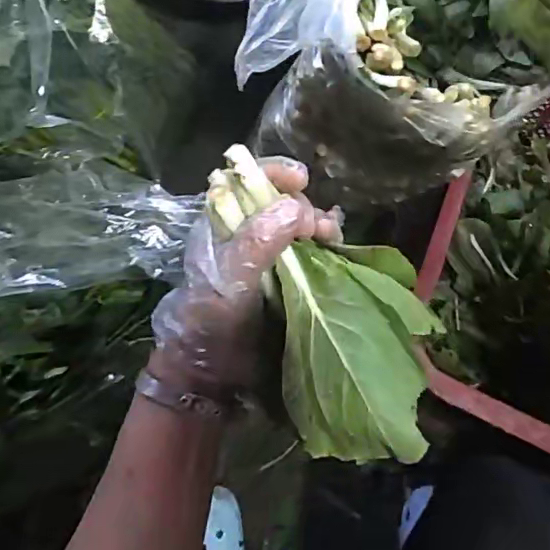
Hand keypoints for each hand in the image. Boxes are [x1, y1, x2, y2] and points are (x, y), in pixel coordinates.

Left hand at [147, 157, 340, 397]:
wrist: (214, 376)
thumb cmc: (212, 321)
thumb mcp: (230, 279)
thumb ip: (257, 241)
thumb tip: (295, 206)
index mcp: (223, 223)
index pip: (248, 179)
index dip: (274, 172)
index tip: (301, 180)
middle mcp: (246, 232)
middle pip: (281, 200)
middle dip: (305, 206)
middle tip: (322, 229)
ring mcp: (268, 255)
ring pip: (299, 224)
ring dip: (320, 226)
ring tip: (332, 240)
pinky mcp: (287, 277)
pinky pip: (311, 250)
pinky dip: (326, 246)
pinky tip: (337, 250)